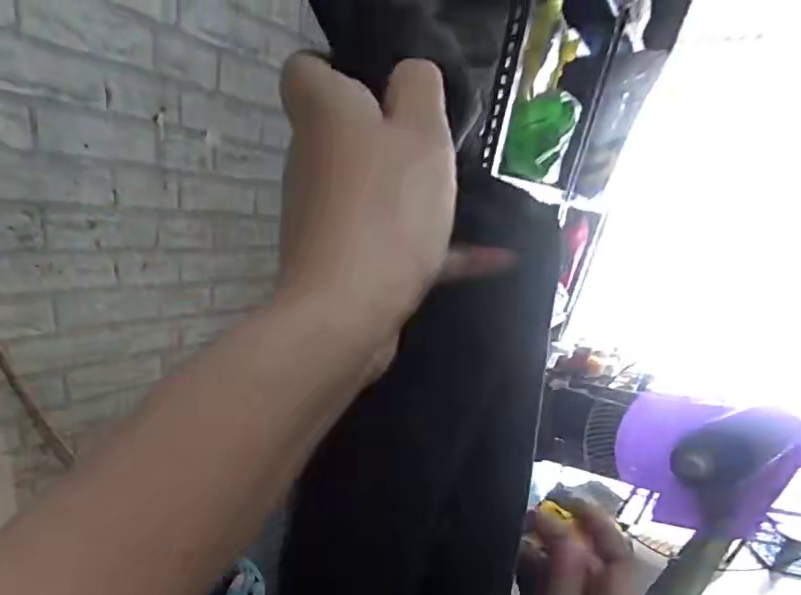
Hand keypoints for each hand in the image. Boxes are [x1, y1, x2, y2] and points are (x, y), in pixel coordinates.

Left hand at [275, 54, 460, 356]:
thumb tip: (407, 81)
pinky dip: (436, 253)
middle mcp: (312, 168)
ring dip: (413, 197)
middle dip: (387, 135)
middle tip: (436, 141)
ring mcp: (323, 223)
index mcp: (323, 118)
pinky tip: (494, 260)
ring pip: (371, 195)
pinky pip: (391, 248)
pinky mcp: (340, 268)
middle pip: (345, 136)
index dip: (338, 68)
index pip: (305, 72)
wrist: (345, 319)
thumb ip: (417, 89)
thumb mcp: (418, 130)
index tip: (381, 84)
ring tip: (461, 194)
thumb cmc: (384, 213)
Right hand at [494, 500, 638, 594]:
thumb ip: (563, 591)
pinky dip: (517, 593)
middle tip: (519, 518)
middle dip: (558, 541)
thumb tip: (568, 536)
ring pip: (556, 589)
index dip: (597, 526)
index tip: (562, 501)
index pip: (617, 559)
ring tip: (501, 542)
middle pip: (584, 570)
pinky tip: (491, 582)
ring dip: (534, 564)